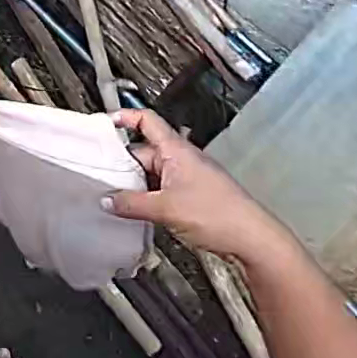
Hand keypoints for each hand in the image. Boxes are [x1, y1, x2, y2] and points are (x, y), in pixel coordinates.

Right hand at [106, 108, 300, 265]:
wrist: (252, 240)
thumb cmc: (219, 214)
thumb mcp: (165, 208)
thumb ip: (131, 203)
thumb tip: (108, 200)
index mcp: (175, 150)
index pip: (147, 121)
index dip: (125, 117)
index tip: (105, 123)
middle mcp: (181, 159)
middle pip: (143, 152)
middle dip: (123, 165)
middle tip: (103, 178)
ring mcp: (186, 177)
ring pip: (150, 174)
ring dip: (135, 185)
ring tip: (118, 199)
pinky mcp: (190, 195)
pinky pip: (160, 189)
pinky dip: (147, 197)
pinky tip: (138, 211)